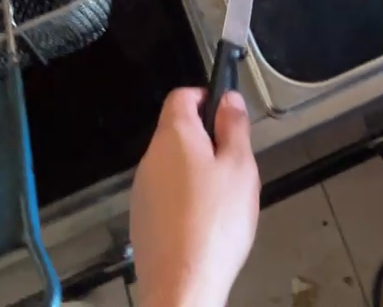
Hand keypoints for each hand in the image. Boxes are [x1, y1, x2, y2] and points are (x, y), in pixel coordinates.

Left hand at [130, 88, 259, 306]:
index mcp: (174, 136)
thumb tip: (229, 99)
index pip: (181, 95)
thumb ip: (235, 127)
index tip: (225, 112)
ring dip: (195, 170)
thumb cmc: (215, 225)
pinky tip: (204, 222)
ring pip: (172, 163)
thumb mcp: (240, 167)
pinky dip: (184, 197)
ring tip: (222, 197)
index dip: (204, 96)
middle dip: (205, 138)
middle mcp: (151, 157)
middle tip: (232, 161)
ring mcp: (143, 189)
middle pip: (177, 130)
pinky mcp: (142, 218)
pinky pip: (165, 193)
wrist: (182, 286)